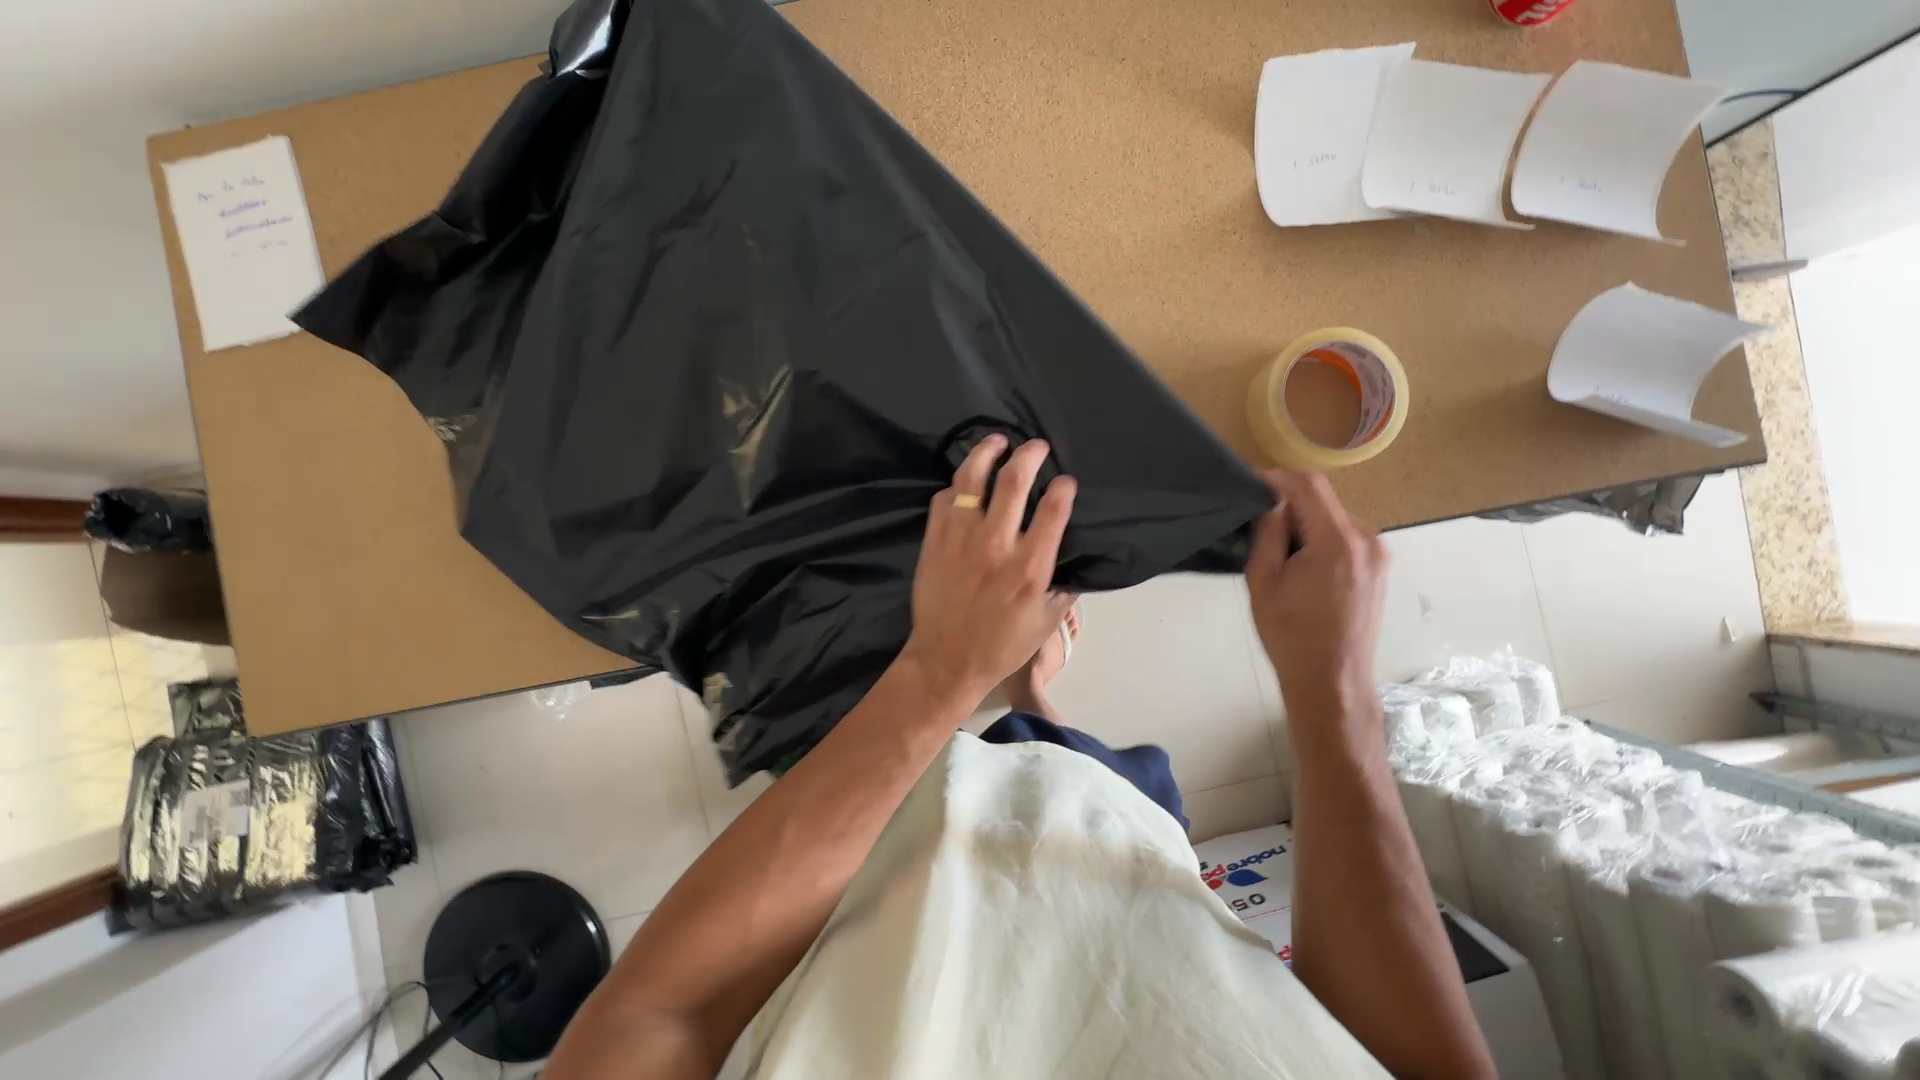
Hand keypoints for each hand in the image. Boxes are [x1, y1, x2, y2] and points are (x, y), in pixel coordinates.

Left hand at [898, 435, 1077, 708]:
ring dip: (987, 452)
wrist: (946, 660)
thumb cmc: (1001, 646)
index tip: (1066, 481)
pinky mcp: (934, 541)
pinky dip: (957, 484)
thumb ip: (1063, 588)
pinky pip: (945, 498)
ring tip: (998, 441)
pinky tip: (965, 481)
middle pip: (1014, 480)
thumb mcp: (1046, 622)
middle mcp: (996, 544)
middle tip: (1037, 446)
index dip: (1064, 487)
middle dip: (1030, 454)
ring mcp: (961, 539)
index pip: (1053, 509)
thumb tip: (1072, 563)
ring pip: (972, 478)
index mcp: (1030, 566)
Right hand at [1245, 470, 1388, 725]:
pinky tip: (1304, 571)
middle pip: (1322, 502)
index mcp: (1337, 542)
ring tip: (1281, 558)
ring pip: (1334, 520)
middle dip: (1290, 508)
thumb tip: (1273, 505)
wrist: (1331, 680)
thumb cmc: (1290, 635)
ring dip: (1306, 526)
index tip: (1251, 487)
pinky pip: (1346, 538)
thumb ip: (1268, 534)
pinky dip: (1322, 541)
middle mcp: (1368, 540)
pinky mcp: (1380, 568)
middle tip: (1258, 532)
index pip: (1308, 485)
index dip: (1277, 478)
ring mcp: (1379, 554)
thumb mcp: (1263, 581)